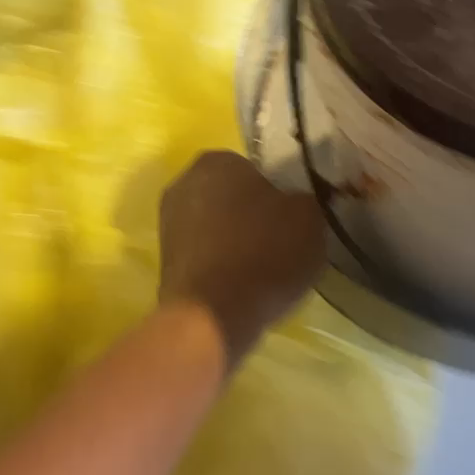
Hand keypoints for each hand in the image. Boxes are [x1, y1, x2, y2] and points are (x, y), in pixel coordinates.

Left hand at [158, 151, 326, 361]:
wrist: (214, 315)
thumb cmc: (265, 253)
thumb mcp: (309, 218)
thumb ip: (305, 199)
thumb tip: (296, 203)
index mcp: (218, 160)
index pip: (256, 170)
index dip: (278, 195)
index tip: (292, 220)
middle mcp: (184, 182)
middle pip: (231, 197)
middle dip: (252, 215)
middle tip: (280, 242)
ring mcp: (168, 223)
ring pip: (216, 226)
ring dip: (236, 241)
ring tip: (262, 269)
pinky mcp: (165, 260)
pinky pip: (205, 255)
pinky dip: (221, 265)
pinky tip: (241, 286)